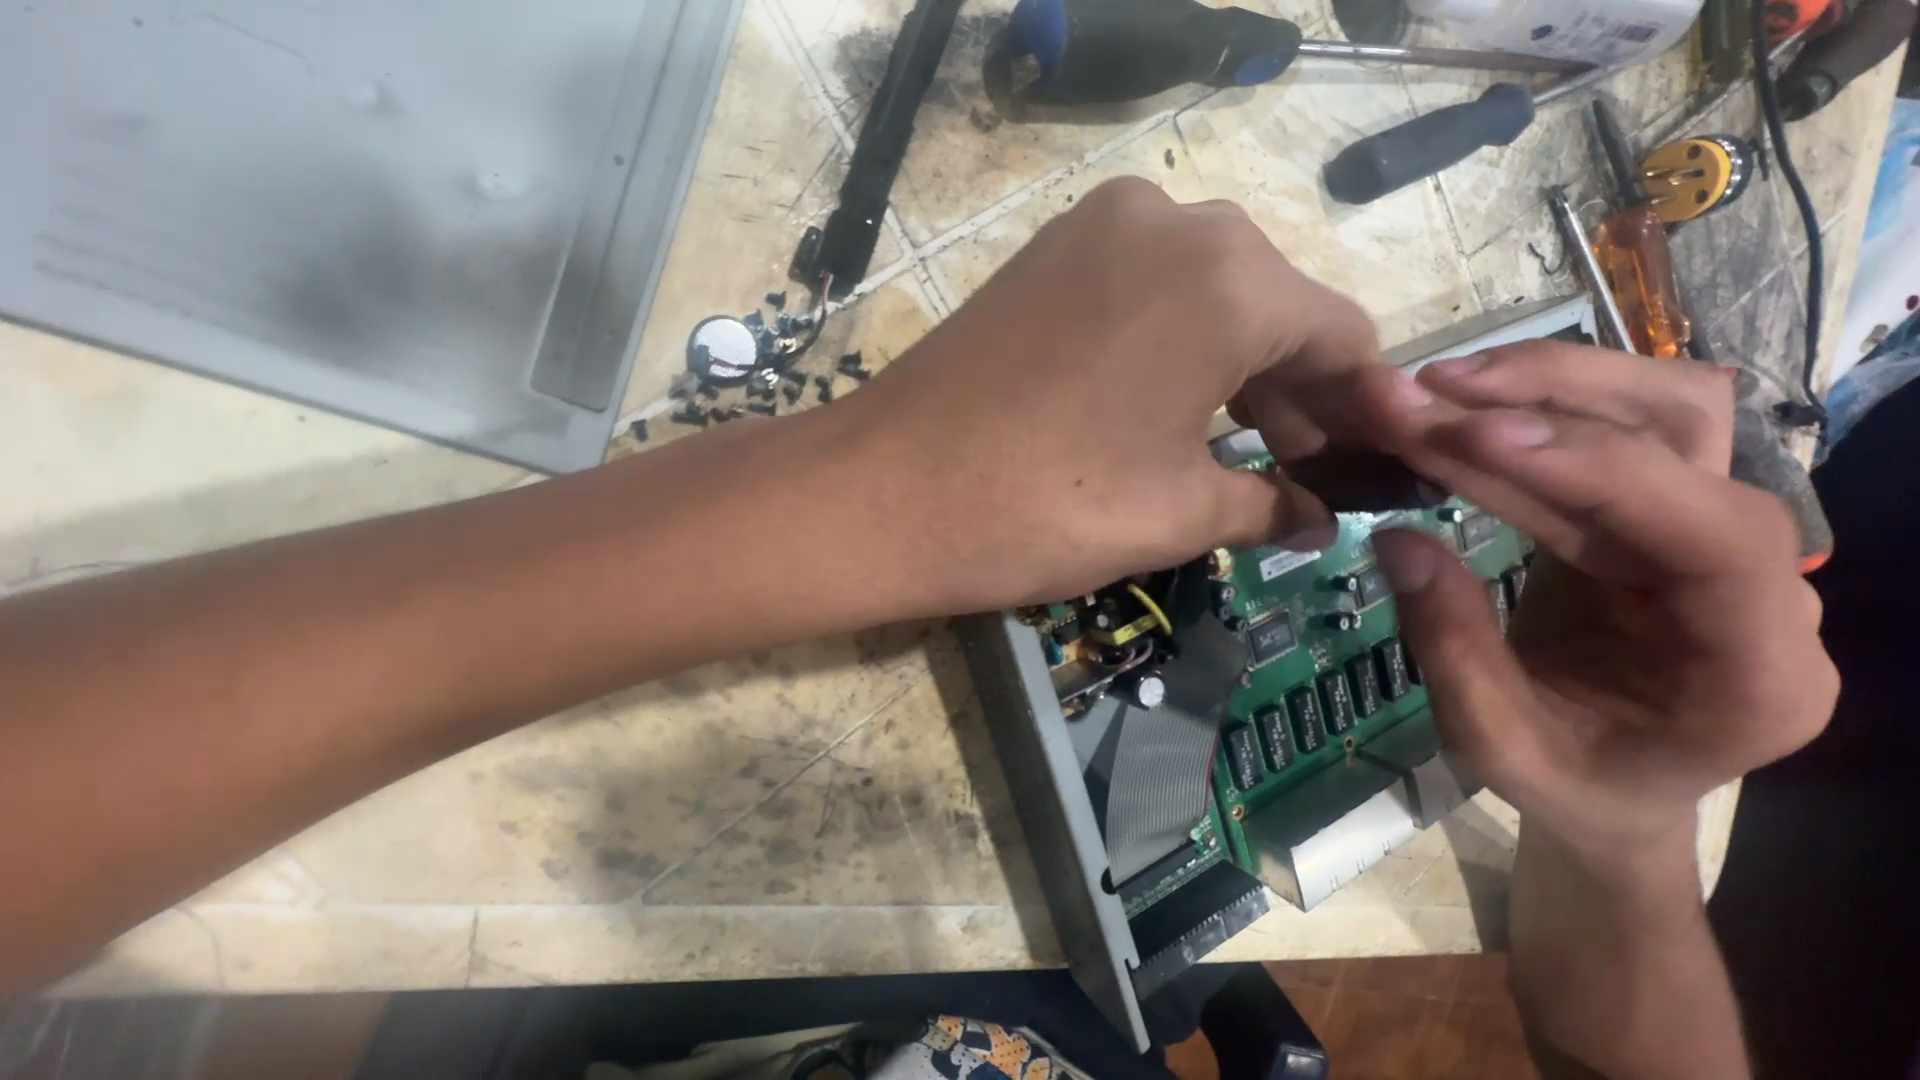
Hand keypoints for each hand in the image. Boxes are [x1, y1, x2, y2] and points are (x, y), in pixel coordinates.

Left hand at [835, 177, 1379, 612]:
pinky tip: (1168, 404)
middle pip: (1275, 307)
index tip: (1367, 462)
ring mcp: (1100, 225)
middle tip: (1300, 468)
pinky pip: (1145, 287)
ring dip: (1235, 366)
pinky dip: (1173, 340)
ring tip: (1238, 448)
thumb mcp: (1175, 514)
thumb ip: (1269, 505)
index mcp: (1230, 279)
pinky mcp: (1049, 248)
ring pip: (1208, 293)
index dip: (1361, 407)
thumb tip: (1322, 516)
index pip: (1342, 336)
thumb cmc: (1045, 508)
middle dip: (1294, 389)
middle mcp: (1175, 223)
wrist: (882, 490)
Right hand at [1340, 342, 1837, 856]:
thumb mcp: (1495, 741)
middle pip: (1693, 444)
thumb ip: (1453, 648)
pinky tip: (1463, 404)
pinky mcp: (1664, 513)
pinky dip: (1537, 405)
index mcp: (1754, 670)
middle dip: (1546, 404)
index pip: (1714, 537)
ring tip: (1436, 384)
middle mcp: (1761, 584)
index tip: (1478, 436)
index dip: (1601, 471)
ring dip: (1547, 382)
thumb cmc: (1568, 781)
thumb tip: (1397, 539)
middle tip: (1420, 395)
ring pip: (1665, 410)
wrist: (1614, 787)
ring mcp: (1716, 537)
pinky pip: (1617, 432)